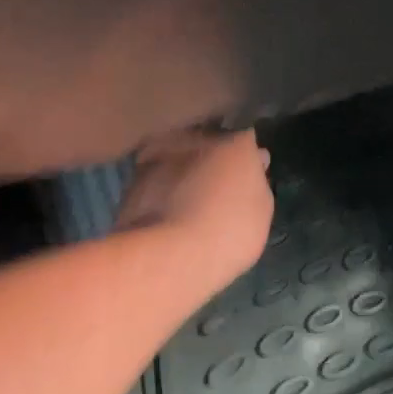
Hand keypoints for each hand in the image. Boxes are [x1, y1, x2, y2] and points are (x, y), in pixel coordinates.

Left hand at [114, 129, 272, 289]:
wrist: (169, 255)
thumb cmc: (229, 231)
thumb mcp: (262, 210)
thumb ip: (258, 181)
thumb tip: (255, 162)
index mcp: (235, 143)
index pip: (246, 141)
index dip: (247, 158)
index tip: (247, 175)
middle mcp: (196, 138)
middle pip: (208, 143)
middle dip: (212, 160)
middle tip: (215, 188)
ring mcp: (160, 156)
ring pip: (177, 159)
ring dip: (182, 173)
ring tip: (186, 204)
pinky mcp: (131, 180)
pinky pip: (154, 180)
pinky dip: (160, 191)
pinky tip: (164, 215)